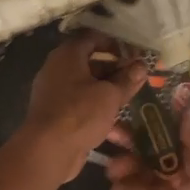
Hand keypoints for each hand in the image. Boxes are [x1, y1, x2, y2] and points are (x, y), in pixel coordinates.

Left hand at [15, 31, 147, 177]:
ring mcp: (55, 93)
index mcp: (67, 55)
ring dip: (110, 93)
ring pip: (88, 87)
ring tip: (133, 100)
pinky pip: (81, 106)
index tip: (134, 55)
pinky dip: (99, 111)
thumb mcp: (110, 95)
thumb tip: (141, 66)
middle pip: (90, 63)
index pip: (92, 38)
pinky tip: (119, 126)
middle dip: (116, 71)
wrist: (48, 151)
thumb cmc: (80, 113)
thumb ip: (127, 80)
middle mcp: (58, 70)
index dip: (115, 44)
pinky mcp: (57, 115)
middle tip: (138, 79)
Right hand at [106, 111, 189, 189]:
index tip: (118, 125)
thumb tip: (185, 103)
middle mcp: (163, 181)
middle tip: (118, 163)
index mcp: (183, 166)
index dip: (137, 131)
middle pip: (133, 160)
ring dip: (125, 184)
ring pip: (122, 182)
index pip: (155, 141)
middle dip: (123, 158)